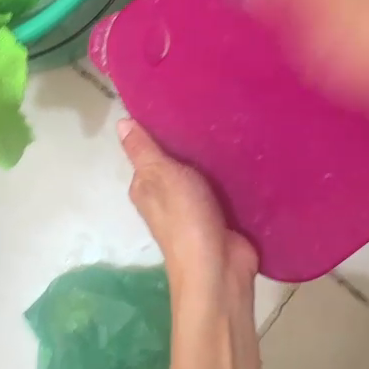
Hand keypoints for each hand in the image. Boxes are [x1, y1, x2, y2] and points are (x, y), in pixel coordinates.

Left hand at [120, 119, 256, 285]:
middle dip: (193, 140)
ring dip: (216, 157)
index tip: (181, 101)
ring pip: (204, 174)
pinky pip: (227, 188)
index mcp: (147, 186)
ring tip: (235, 124)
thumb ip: (143, 150)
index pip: (149, 149)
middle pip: (178, 161)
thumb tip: (120, 123)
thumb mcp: (160, 176)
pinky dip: (233, 176)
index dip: (161, 127)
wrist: (219, 268)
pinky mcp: (223, 216)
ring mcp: (196, 208)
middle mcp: (168, 196)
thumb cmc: (185, 218)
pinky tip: (247, 156)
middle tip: (215, 108)